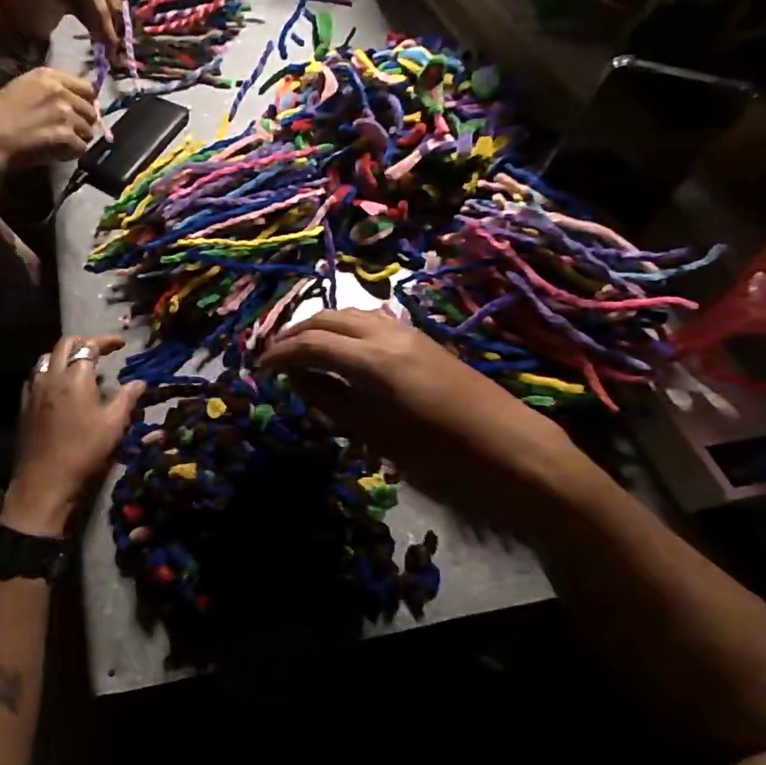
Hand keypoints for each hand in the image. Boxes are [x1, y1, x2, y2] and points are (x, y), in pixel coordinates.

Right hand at [0, 67, 99, 180]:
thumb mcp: (22, 88)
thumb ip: (49, 91)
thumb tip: (73, 102)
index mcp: (48, 76)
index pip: (87, 87)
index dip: (85, 102)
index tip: (78, 113)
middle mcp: (60, 91)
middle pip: (90, 110)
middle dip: (82, 123)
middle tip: (68, 134)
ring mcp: (65, 114)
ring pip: (88, 131)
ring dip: (77, 140)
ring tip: (60, 145)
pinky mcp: (65, 135)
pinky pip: (81, 148)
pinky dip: (71, 154)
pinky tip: (57, 154)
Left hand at [3, 335, 146, 535]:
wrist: (45, 480)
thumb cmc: (84, 450)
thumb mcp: (114, 425)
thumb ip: (127, 398)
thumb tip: (139, 382)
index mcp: (76, 377)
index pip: (89, 346)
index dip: (106, 341)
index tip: (120, 343)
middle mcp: (52, 376)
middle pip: (64, 344)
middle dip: (84, 342)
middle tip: (100, 349)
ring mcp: (34, 390)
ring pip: (47, 358)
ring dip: (64, 355)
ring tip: (79, 365)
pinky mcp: (24, 405)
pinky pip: (36, 376)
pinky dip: (50, 372)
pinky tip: (58, 387)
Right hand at [258, 310, 583, 499]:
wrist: (507, 446)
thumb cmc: (436, 451)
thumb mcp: (372, 432)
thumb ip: (328, 399)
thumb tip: (295, 379)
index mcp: (372, 359)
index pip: (310, 344)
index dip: (278, 355)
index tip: (258, 370)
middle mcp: (386, 332)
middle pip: (326, 318)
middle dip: (293, 334)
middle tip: (273, 358)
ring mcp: (406, 330)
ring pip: (348, 314)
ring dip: (318, 327)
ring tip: (300, 352)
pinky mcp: (419, 337)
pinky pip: (368, 321)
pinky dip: (343, 330)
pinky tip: (338, 351)